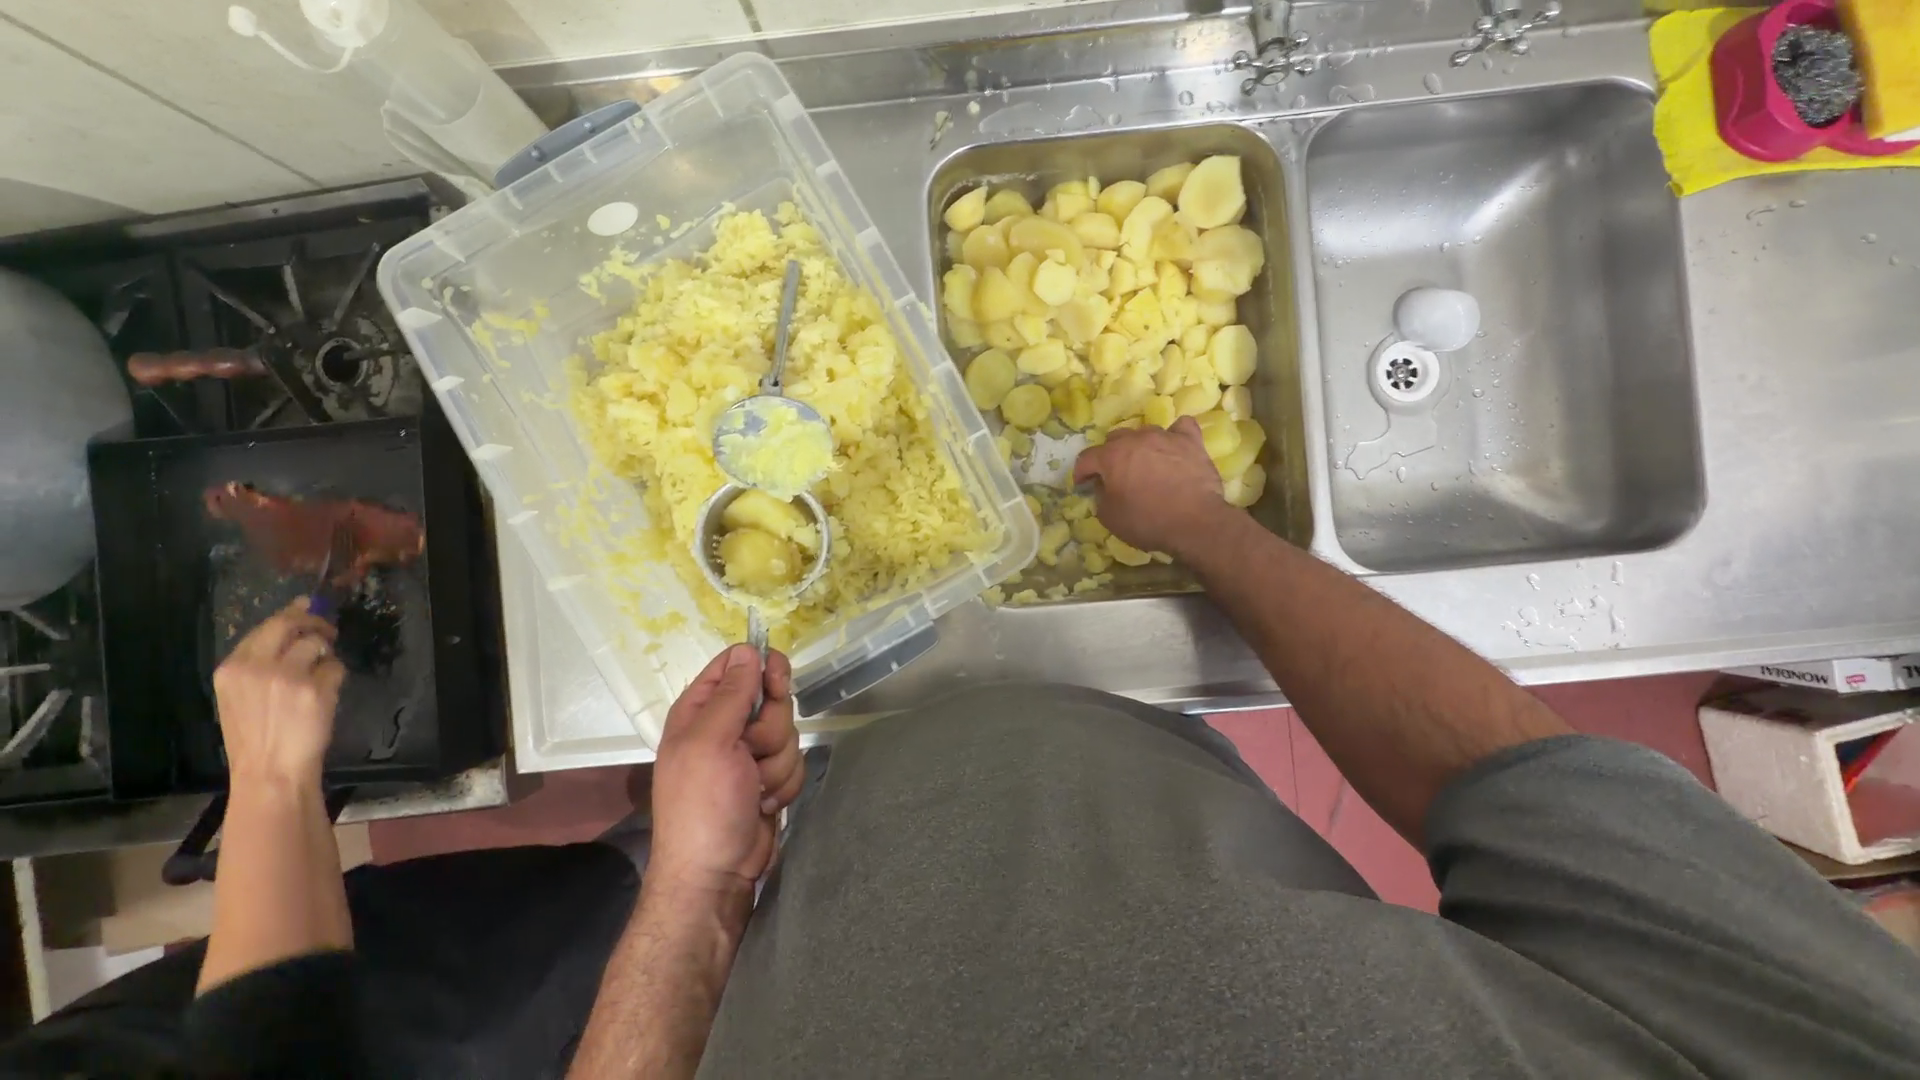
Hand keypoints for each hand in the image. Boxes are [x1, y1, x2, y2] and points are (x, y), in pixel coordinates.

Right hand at [212, 598, 344, 789]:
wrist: (269, 770)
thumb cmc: (256, 736)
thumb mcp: (240, 695)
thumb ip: (259, 662)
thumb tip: (290, 628)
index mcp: (231, 668)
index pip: (266, 626)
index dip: (291, 614)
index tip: (306, 606)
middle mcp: (256, 666)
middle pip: (292, 623)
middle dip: (315, 621)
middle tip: (327, 629)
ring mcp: (287, 676)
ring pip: (318, 644)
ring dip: (326, 655)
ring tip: (320, 675)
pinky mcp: (315, 688)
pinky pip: (336, 667)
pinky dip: (336, 677)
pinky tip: (325, 695)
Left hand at [650, 645, 804, 902]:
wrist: (716, 873)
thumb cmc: (703, 806)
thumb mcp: (710, 742)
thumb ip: (732, 694)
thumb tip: (748, 648)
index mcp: (699, 710)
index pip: (736, 665)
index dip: (761, 669)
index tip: (776, 682)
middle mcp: (724, 727)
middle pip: (771, 698)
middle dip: (771, 729)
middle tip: (752, 751)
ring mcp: (748, 755)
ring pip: (788, 732)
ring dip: (777, 763)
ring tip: (753, 788)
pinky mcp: (769, 778)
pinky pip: (794, 762)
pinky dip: (783, 783)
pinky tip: (764, 803)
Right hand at [1073, 416, 1230, 560]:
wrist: (1194, 522)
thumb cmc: (1147, 521)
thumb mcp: (1109, 517)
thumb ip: (1100, 496)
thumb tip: (1103, 486)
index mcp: (1111, 456)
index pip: (1086, 458)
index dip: (1081, 472)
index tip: (1082, 484)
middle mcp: (1136, 439)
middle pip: (1115, 439)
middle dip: (1109, 456)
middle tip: (1115, 475)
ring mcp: (1165, 437)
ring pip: (1144, 432)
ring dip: (1139, 446)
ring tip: (1145, 464)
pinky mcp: (1191, 441)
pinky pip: (1180, 428)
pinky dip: (1174, 435)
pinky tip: (1174, 446)